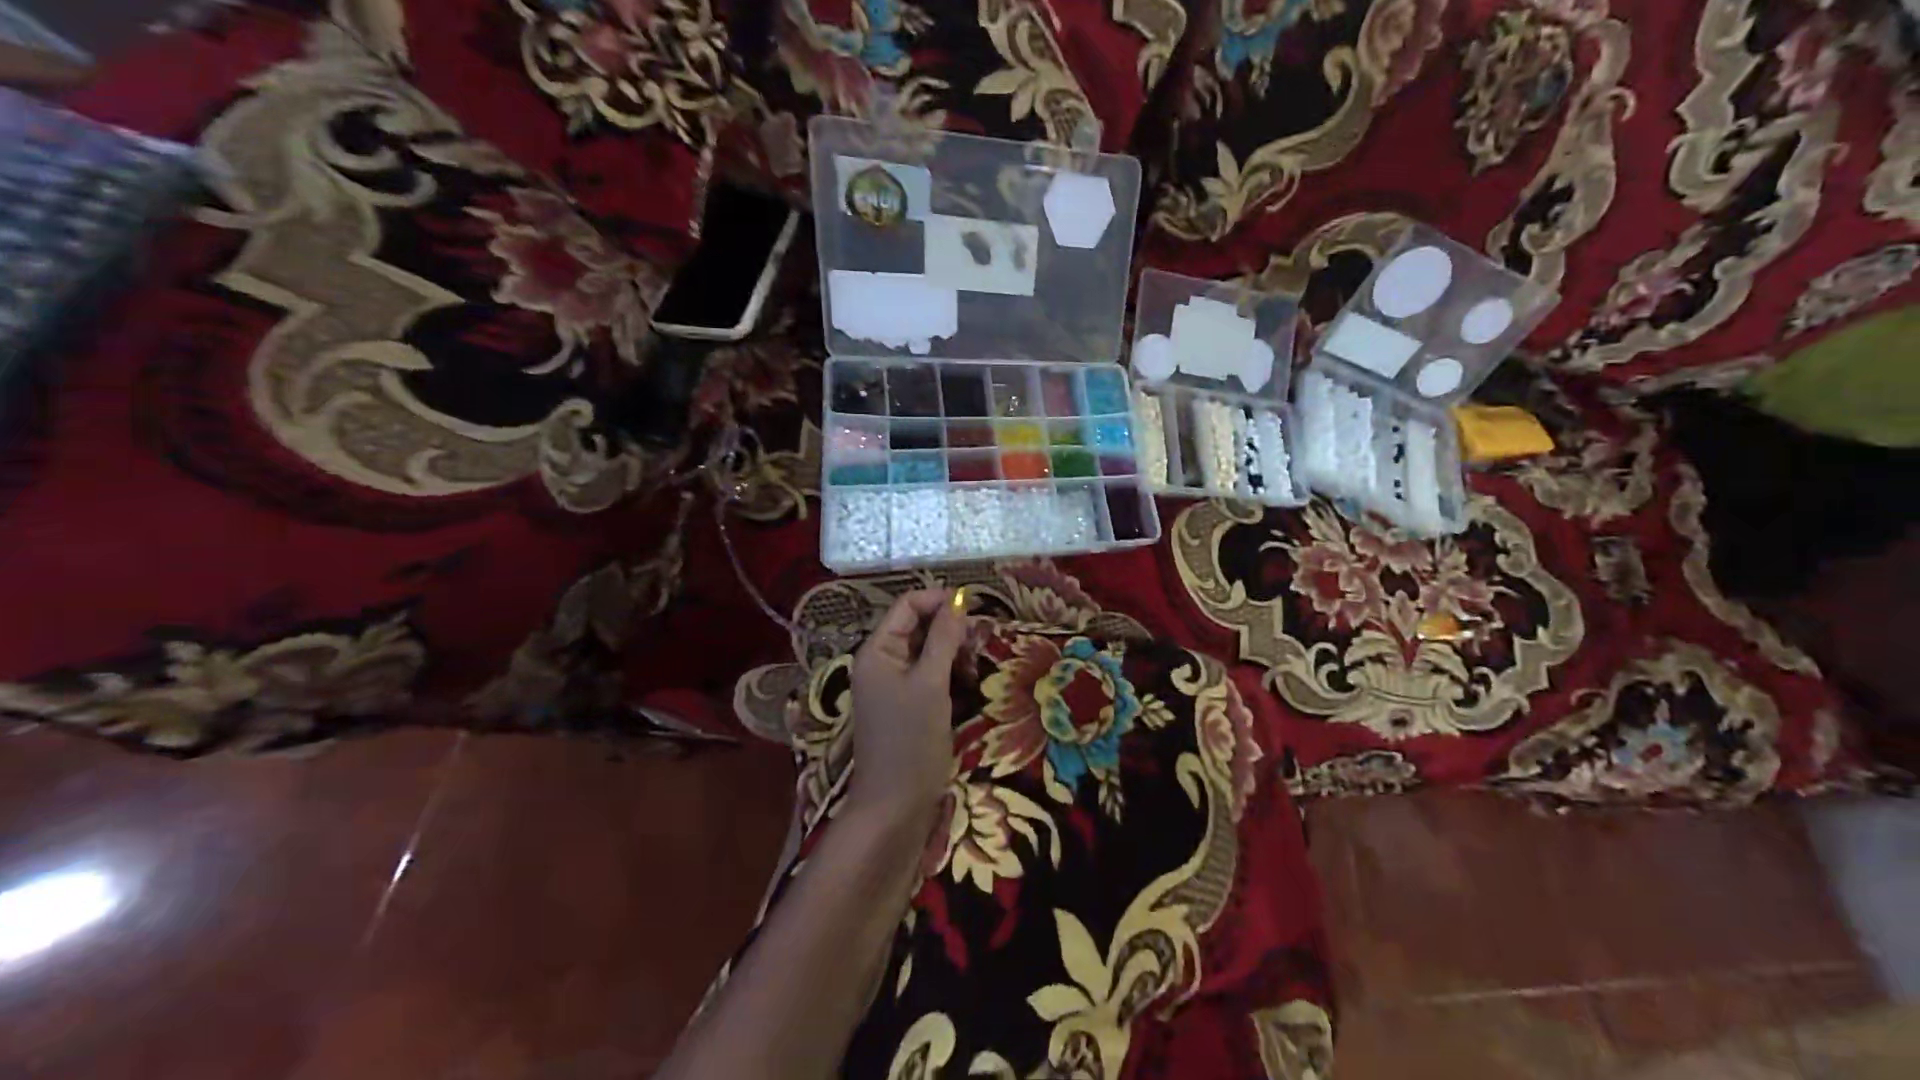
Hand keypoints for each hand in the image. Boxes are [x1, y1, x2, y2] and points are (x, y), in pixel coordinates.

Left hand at [847, 588, 967, 822]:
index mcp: (877, 650)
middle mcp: (881, 662)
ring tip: (974, 672)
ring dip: (953, 654)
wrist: (895, 806)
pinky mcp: (906, 706)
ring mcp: (893, 685)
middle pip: (918, 627)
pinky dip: (949, 676)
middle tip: (979, 648)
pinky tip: (967, 688)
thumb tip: (957, 601)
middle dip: (950, 631)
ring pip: (927, 652)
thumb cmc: (911, 741)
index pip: (907, 605)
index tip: (974, 611)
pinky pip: (929, 676)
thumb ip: (944, 639)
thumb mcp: (932, 684)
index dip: (939, 601)